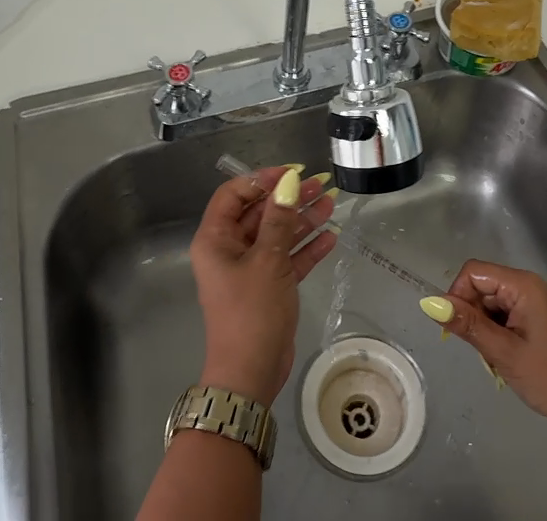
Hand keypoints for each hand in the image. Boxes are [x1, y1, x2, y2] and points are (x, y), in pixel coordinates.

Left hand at [190, 166, 337, 404]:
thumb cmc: (251, 312)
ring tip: (331, 203)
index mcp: (215, 239)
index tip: (292, 173)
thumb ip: (280, 221)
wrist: (250, 372)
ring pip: (277, 235)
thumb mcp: (267, 261)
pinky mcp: (268, 287)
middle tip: (320, 185)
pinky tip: (330, 236)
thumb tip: (289, 184)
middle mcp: (229, 250)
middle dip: (288, 199)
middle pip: (259, 213)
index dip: (261, 180)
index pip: (234, 195)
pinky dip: (306, 248)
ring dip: (302, 220)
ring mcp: (250, 269)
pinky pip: (288, 259)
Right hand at [427, 260, 546, 424]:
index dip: (457, 296)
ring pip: (489, 303)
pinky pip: (502, 315)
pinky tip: (505, 357)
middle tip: (481, 350)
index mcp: (522, 285)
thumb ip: (467, 325)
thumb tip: (430, 303)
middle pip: (480, 286)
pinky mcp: (534, 317)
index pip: (473, 273)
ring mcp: (532, 301)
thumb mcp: (503, 352)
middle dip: (471, 315)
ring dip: (483, 328)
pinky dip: (495, 333)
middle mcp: (526, 285)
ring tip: (496, 357)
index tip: (456, 329)